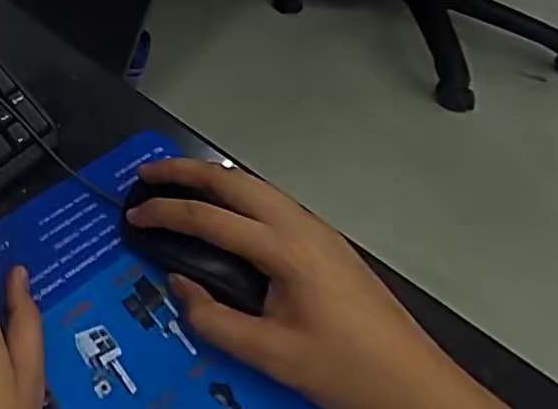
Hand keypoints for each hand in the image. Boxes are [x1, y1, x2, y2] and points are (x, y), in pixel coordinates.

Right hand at [127, 159, 503, 408]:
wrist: (422, 387)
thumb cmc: (349, 372)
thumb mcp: (274, 358)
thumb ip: (216, 321)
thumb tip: (179, 285)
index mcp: (283, 249)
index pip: (207, 218)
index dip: (164, 213)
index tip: (135, 215)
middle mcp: (297, 224)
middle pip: (228, 179)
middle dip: (181, 169)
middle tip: (147, 173)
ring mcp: (313, 225)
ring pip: (249, 182)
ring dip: (209, 176)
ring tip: (177, 180)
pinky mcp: (324, 235)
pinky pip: (267, 196)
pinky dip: (234, 189)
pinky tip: (225, 205)